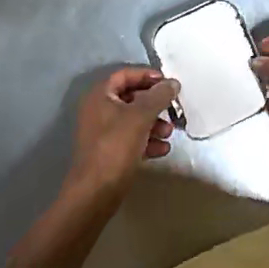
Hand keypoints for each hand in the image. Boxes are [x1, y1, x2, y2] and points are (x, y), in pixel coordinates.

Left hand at [64, 67, 179, 204]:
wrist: (95, 193)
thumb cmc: (115, 146)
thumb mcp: (140, 116)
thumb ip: (158, 96)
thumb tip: (173, 82)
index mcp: (100, 95)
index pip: (125, 75)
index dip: (147, 75)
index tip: (168, 83)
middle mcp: (98, 110)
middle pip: (131, 98)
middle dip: (154, 103)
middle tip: (173, 108)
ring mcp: (102, 133)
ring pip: (133, 120)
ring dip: (153, 124)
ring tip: (169, 132)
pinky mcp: (109, 153)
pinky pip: (131, 139)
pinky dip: (147, 141)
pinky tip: (163, 149)